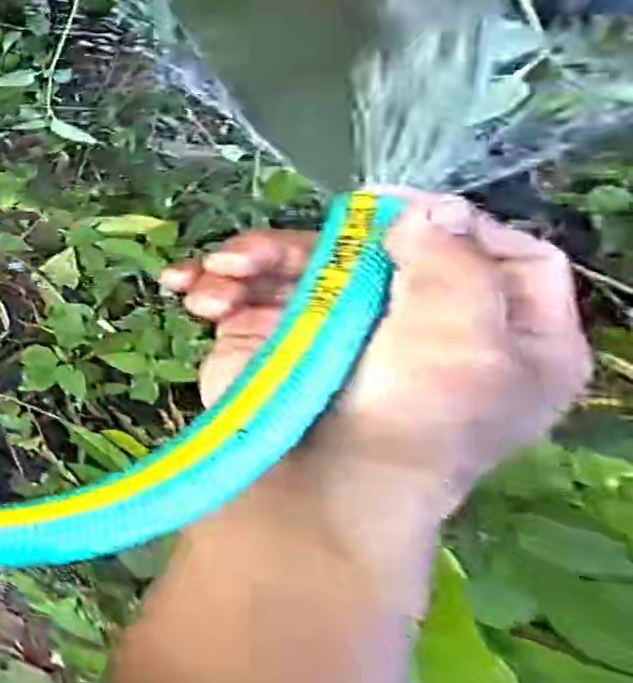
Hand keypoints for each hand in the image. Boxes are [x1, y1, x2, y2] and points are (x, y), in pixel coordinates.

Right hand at [160, 191, 590, 523]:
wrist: (307, 476)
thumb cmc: (401, 420)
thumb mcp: (459, 347)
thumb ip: (452, 269)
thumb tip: (422, 206)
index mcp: (495, 328)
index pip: (498, 253)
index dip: (447, 223)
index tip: (384, 212)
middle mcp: (410, 317)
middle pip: (362, 245)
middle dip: (295, 242)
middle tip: (245, 254)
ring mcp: (327, 321)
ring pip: (285, 259)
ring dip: (237, 262)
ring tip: (209, 283)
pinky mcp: (263, 328)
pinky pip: (234, 286)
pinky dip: (204, 281)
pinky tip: (183, 288)